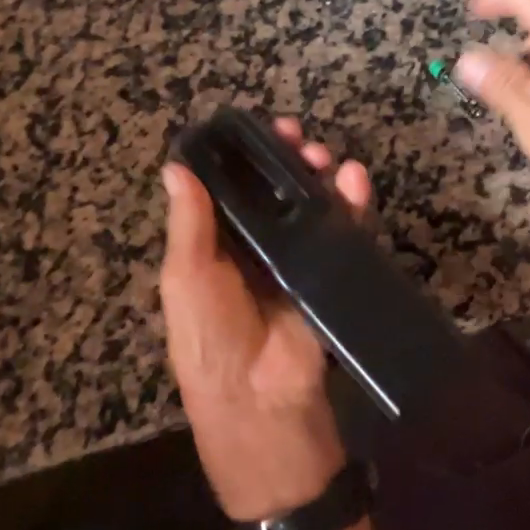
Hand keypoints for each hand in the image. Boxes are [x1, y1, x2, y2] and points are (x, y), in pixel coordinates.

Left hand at [159, 117, 373, 520]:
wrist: (262, 398)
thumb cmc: (210, 337)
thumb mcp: (188, 278)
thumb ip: (189, 224)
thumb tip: (175, 167)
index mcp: (216, 247)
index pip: (232, 190)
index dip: (243, 159)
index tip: (256, 131)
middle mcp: (258, 247)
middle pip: (276, 191)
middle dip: (287, 160)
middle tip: (297, 137)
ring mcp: (298, 258)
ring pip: (312, 204)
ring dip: (319, 174)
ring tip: (323, 157)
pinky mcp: (332, 272)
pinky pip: (344, 230)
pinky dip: (352, 202)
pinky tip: (354, 179)